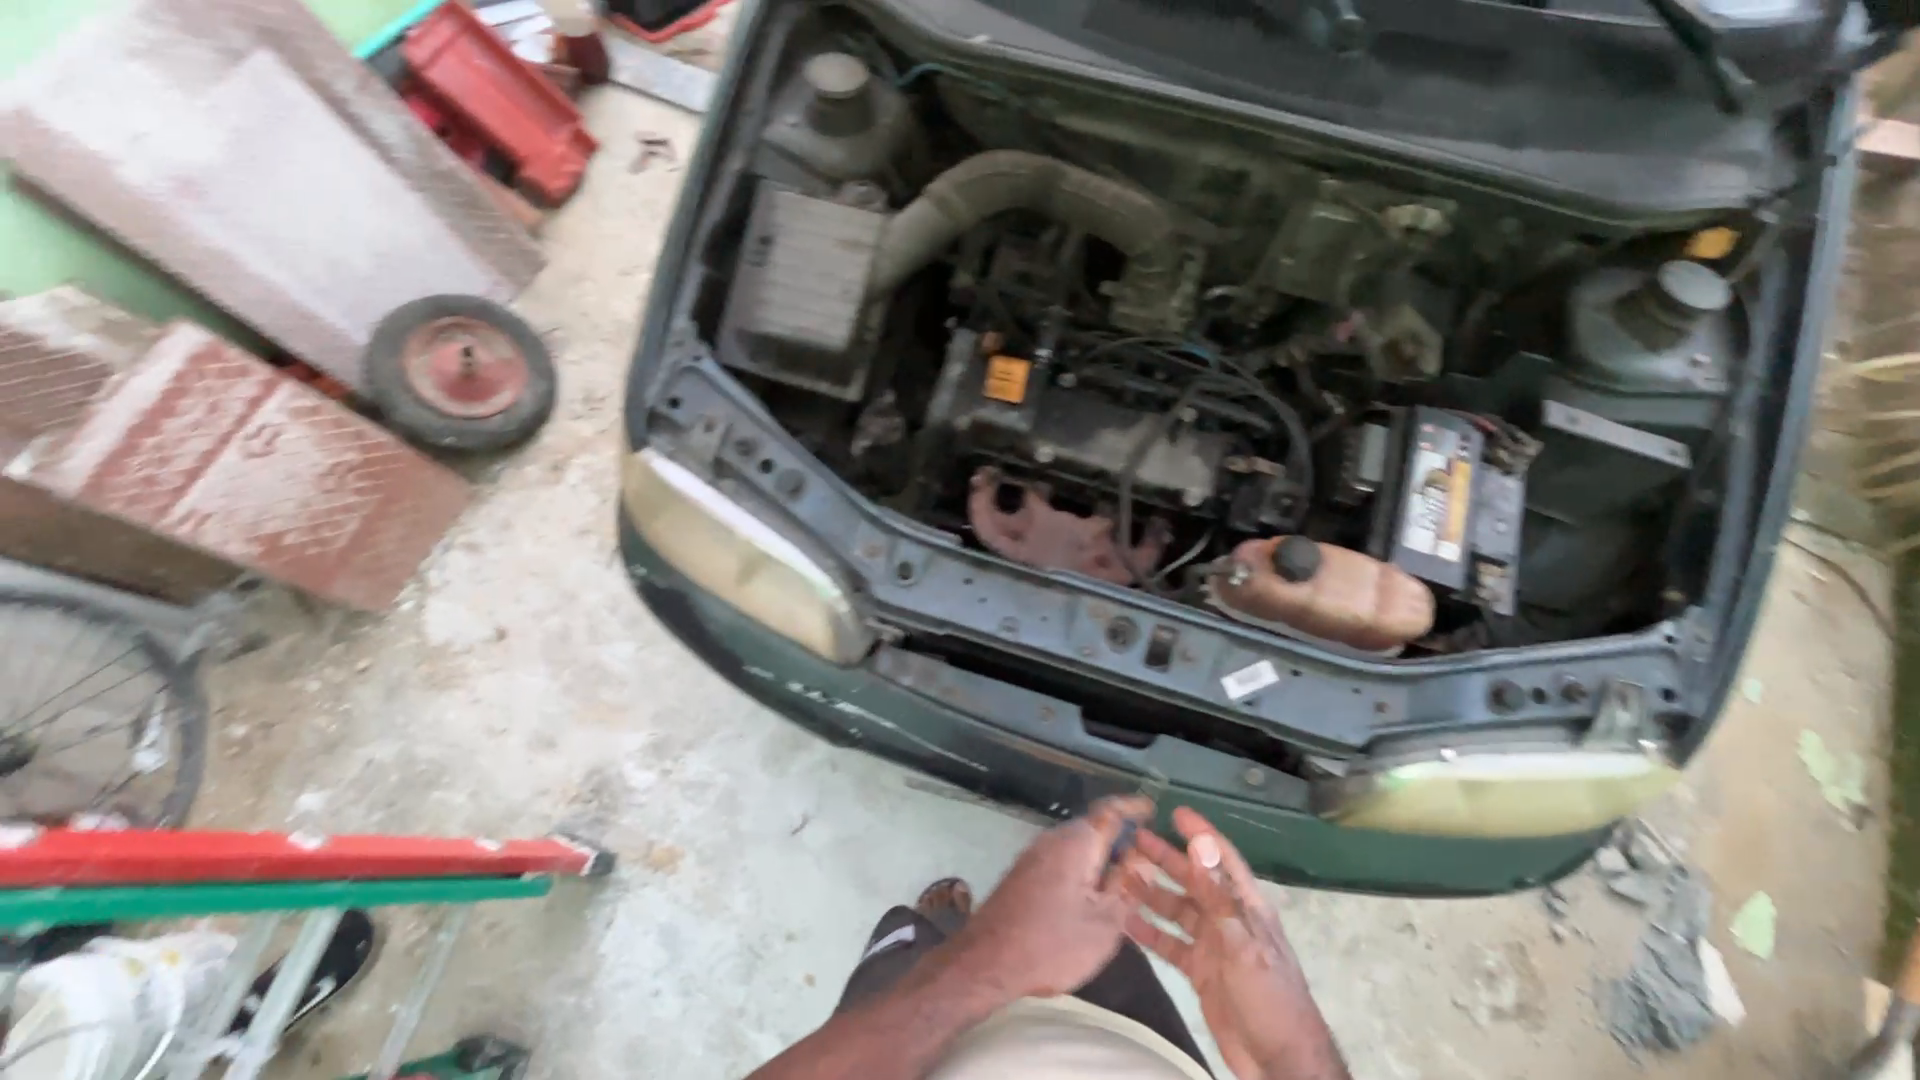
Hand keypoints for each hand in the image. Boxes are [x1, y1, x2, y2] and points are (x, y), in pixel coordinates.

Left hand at [944, 796, 1153, 1001]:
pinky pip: (1063, 858)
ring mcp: (1035, 854)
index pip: (1110, 810)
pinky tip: (1093, 892)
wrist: (988, 961)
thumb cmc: (1053, 944)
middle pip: (1093, 826)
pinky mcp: (1024, 872)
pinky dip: (1084, 866)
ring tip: (1126, 877)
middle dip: (1121, 836)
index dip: (1133, 807)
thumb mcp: (1105, 923)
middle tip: (1147, 854)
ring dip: (1101, 854)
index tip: (1154, 809)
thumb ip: (1126, 886)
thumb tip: (1142, 858)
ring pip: (1077, 844)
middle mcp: (1054, 839)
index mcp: (1077, 843)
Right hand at [1121, 807, 1348, 1079]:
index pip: (1221, 859)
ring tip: (1121, 877)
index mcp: (1245, 907)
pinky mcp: (1201, 972)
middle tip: (1133, 841)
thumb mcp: (1241, 942)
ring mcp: (1213, 946)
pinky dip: (1150, 932)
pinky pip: (1170, 944)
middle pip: (1193, 881)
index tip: (1176, 812)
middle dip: (1166, 860)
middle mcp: (1228, 920)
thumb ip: (1217, 895)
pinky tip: (1126, 922)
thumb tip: (1200, 844)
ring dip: (1152, 894)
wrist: (1279, 1060)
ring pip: (1177, 910)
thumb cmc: (1267, 996)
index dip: (1201, 835)